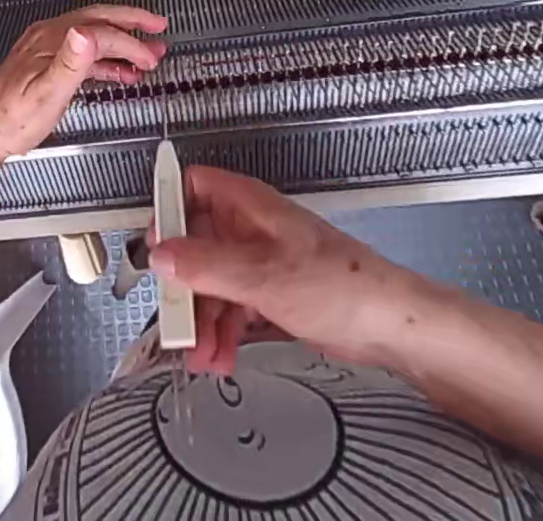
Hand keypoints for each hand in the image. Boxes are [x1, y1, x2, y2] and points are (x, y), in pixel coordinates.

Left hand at [0, 5, 167, 164]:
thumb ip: (71, 61)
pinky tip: (118, 71)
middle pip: (100, 20)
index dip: (131, 43)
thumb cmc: (12, 120)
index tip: (150, 55)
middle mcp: (49, 37)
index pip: (103, 32)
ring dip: (123, 44)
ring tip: (146, 55)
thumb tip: (88, 32)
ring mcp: (47, 48)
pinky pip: (84, 53)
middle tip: (158, 27)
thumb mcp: (46, 93)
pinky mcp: (46, 63)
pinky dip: (106, 59)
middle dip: (133, 24)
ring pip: (94, 36)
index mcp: (52, 39)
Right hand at [152, 166, 431, 375]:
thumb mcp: (262, 274)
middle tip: (175, 320)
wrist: (387, 325)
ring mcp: (259, 259)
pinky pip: (230, 305)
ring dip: (201, 318)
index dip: (169, 211)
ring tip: (201, 355)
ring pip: (210, 280)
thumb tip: (160, 255)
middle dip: (182, 284)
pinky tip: (220, 357)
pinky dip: (221, 331)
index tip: (155, 249)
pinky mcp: (269, 290)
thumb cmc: (338, 284)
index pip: (193, 186)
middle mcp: (249, 227)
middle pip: (195, 242)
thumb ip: (206, 264)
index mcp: (248, 204)